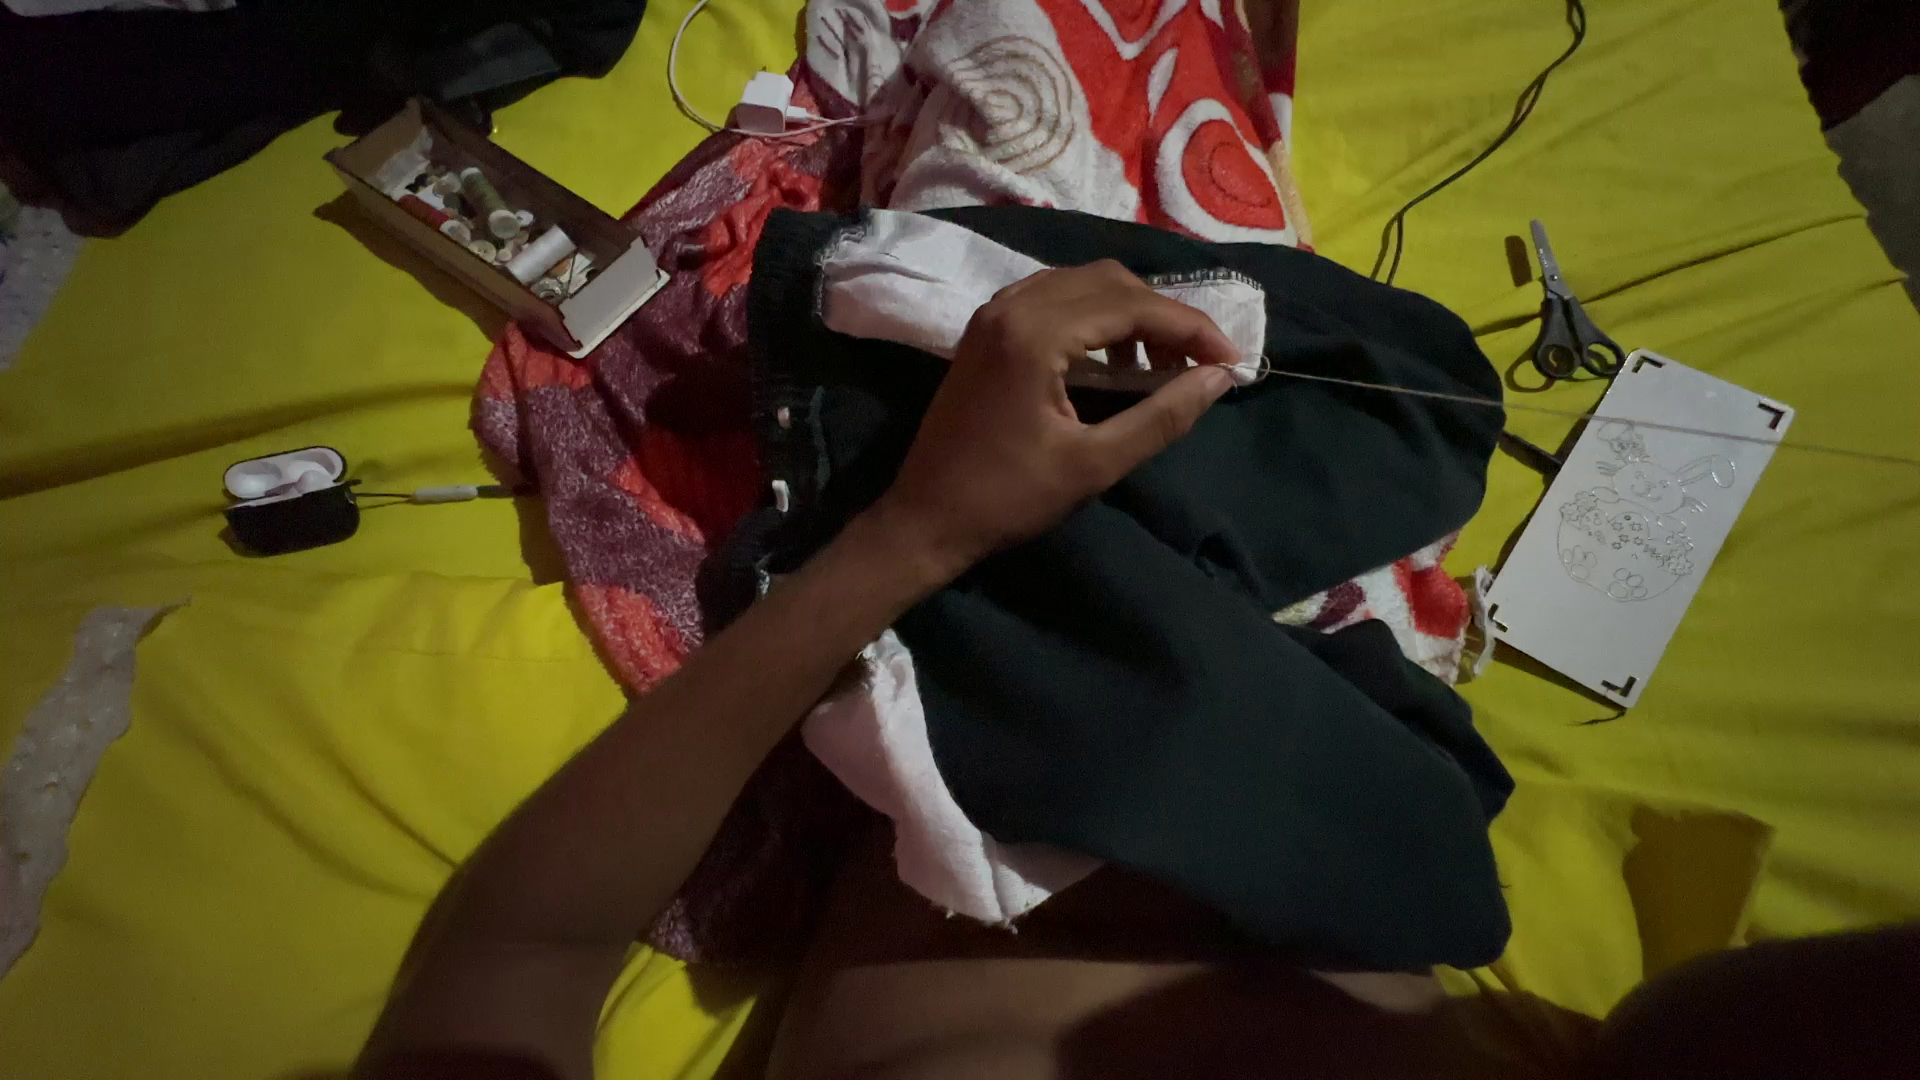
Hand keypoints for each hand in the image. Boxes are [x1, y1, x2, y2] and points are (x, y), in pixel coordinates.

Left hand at [867, 259, 1239, 577]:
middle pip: (1108, 282)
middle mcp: (1011, 306)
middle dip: (1162, 317)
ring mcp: (992, 314)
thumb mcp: (1093, 465)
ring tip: (1154, 365)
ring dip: (1126, 314)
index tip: (1231, 359)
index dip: (1191, 328)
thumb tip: (1218, 378)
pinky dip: (1089, 317)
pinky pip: (1050, 299)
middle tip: (1194, 365)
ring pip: (1079, 285)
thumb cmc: (1007, 499)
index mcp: (1035, 333)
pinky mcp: (983, 331)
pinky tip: (1106, 358)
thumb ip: (1160, 417)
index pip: (1133, 306)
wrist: (926, 518)